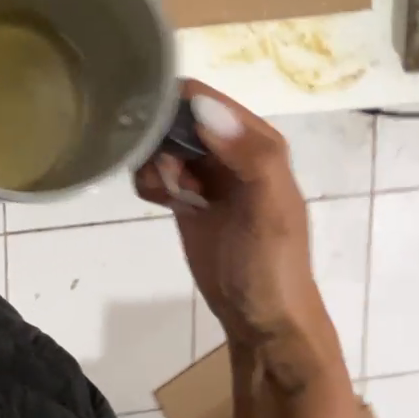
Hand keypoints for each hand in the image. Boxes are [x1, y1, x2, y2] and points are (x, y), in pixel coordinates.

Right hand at [135, 81, 327, 347]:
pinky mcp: (186, 196)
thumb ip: (250, 156)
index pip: (203, 100)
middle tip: (166, 179)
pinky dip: (149, 185)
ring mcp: (207, 174)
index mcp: (257, 142)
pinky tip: (161, 205)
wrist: (258, 317)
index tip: (158, 144)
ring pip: (160, 147)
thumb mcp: (269, 210)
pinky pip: (155, 173)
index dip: (172, 112)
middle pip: (174, 121)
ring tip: (167, 196)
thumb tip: (203, 110)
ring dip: (151, 167)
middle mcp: (229, 150)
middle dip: (156, 143)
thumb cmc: (269, 264)